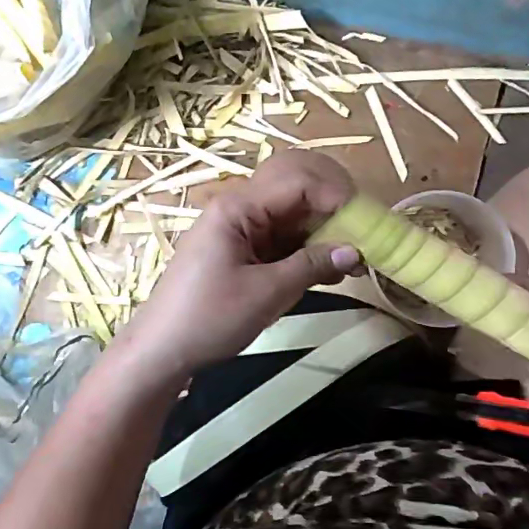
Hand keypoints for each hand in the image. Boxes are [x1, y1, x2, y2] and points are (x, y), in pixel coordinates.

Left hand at [111, 151, 364, 376]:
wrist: (162, 349)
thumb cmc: (209, 319)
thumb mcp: (267, 294)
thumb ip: (312, 265)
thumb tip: (356, 251)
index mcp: (236, 208)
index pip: (298, 179)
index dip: (337, 194)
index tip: (365, 224)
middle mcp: (237, 208)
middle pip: (295, 183)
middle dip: (333, 201)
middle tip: (362, 229)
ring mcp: (238, 228)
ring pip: (291, 211)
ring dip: (323, 226)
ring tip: (352, 257)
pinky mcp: (240, 249)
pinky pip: (281, 236)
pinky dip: (307, 246)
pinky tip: (329, 269)